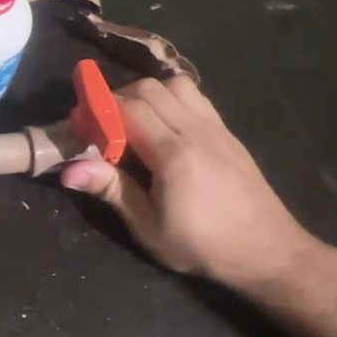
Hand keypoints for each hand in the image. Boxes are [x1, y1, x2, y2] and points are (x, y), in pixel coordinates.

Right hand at [60, 77, 321, 291]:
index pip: (129, 108)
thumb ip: (111, 190)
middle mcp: (196, 131)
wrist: (267, 251)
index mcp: (173, 154)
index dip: (97, 110)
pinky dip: (171, 100)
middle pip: (150, 89)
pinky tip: (163, 127)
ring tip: (132, 123)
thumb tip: (69, 171)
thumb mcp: (148, 227)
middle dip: (118, 99)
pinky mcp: (228, 133)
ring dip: (147, 95)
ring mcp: (216, 128)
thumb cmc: (201, 246)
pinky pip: (195, 98)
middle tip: (101, 127)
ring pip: (175, 85)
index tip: (76, 125)